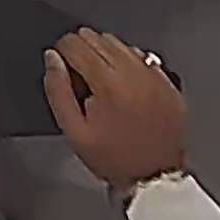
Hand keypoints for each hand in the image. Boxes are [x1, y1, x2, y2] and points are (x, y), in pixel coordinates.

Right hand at [43, 28, 185, 193]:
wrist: (156, 181)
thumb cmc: (114, 159)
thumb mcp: (74, 131)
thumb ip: (57, 89)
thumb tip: (52, 58)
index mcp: (108, 85)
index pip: (75, 44)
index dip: (62, 51)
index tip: (61, 63)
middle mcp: (133, 75)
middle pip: (96, 37)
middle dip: (82, 48)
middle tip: (79, 73)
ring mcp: (154, 77)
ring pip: (118, 42)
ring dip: (104, 51)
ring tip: (100, 77)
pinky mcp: (167, 83)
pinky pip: (141, 55)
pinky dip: (127, 60)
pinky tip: (122, 80)